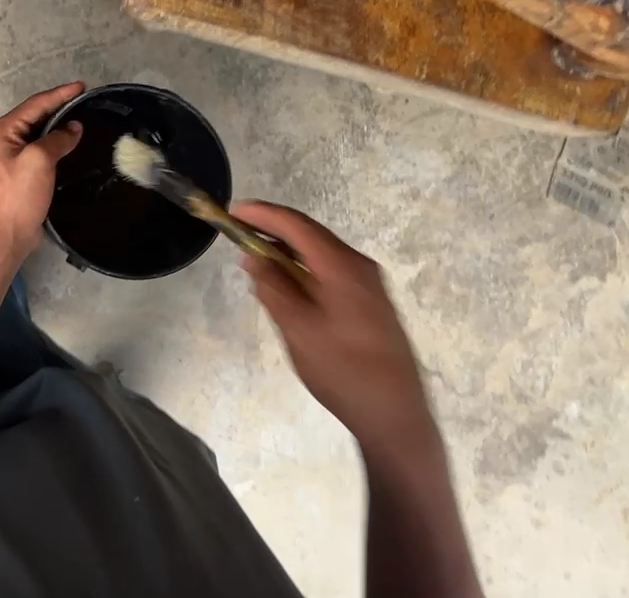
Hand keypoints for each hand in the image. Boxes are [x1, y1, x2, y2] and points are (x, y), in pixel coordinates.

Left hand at [0, 83, 85, 259]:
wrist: (7, 234)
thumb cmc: (19, 195)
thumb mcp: (39, 160)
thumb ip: (57, 139)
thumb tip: (74, 127)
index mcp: (4, 130)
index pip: (36, 104)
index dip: (60, 94)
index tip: (82, 86)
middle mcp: (6, 139)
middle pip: (36, 114)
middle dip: (60, 105)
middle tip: (85, 98)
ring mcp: (14, 155)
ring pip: (40, 131)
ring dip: (60, 123)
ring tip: (83, 116)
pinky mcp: (23, 171)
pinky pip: (43, 147)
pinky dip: (58, 141)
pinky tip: (72, 142)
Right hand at [236, 201, 438, 461]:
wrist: (396, 417)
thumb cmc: (343, 372)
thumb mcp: (297, 329)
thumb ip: (273, 287)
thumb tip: (254, 257)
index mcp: (343, 268)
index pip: (297, 225)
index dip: (263, 214)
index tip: (232, 212)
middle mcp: (359, 267)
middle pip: (309, 233)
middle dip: (272, 227)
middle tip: (237, 230)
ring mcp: (368, 284)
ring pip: (319, 251)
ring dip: (286, 247)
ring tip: (254, 254)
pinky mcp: (369, 301)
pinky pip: (328, 268)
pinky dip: (301, 264)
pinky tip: (284, 279)